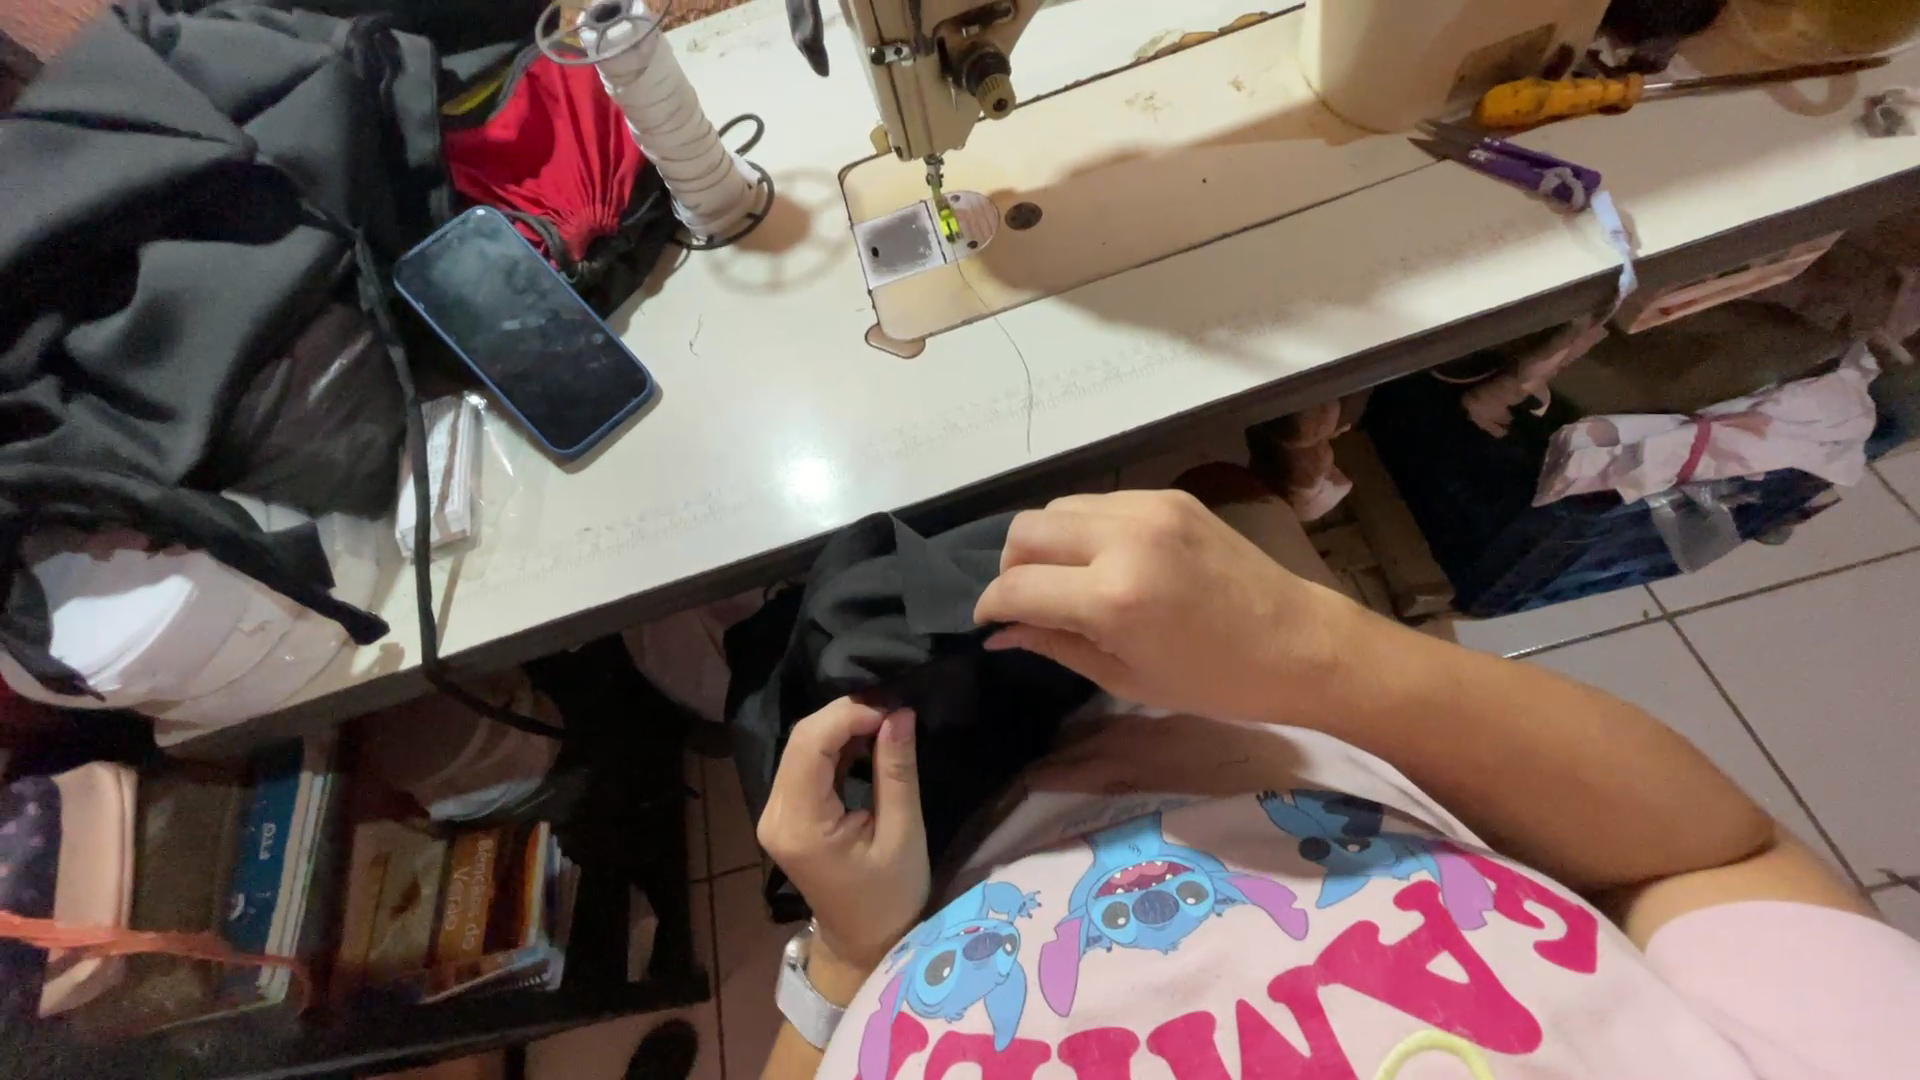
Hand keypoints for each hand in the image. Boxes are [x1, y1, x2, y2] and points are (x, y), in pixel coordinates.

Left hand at [756, 698, 929, 971]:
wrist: (864, 943)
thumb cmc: (890, 896)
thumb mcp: (903, 832)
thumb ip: (896, 769)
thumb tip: (899, 712)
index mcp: (800, 825)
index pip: (811, 744)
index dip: (849, 714)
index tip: (893, 707)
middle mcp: (775, 814)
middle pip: (802, 739)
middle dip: (847, 714)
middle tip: (893, 707)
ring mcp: (775, 813)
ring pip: (803, 745)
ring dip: (843, 725)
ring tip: (887, 719)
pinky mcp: (786, 812)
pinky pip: (806, 761)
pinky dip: (837, 743)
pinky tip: (868, 738)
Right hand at [973, 490, 1368, 725]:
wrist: (1300, 643)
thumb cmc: (1213, 680)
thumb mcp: (1124, 676)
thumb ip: (1053, 643)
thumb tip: (999, 631)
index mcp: (1113, 597)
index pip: (1016, 586)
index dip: (990, 606)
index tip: (989, 622)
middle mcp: (1123, 538)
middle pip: (1025, 530)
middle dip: (1011, 567)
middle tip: (1026, 599)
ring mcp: (1148, 508)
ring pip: (1057, 508)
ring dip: (1045, 543)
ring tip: (1065, 578)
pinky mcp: (1168, 495)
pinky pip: (1098, 502)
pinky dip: (1083, 529)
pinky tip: (1104, 559)